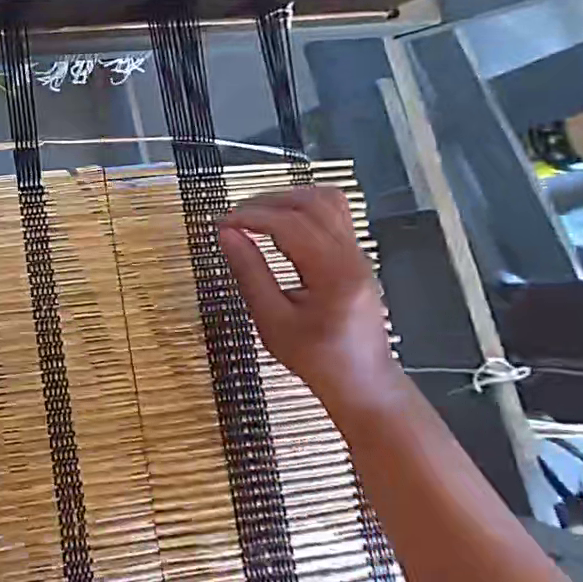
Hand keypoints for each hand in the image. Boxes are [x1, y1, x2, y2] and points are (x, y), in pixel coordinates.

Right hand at [216, 186, 400, 404]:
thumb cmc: (316, 358)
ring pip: (326, 201)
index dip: (251, 217)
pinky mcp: (355, 256)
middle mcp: (352, 255)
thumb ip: (249, 273)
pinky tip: (278, 225)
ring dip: (285, 200)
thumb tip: (226, 235)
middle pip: (311, 203)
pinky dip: (301, 209)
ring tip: (254, 216)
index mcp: (334, 273)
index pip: (290, 224)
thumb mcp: (271, 321)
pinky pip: (332, 215)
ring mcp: (358, 253)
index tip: (221, 224)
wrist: (361, 381)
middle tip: (233, 219)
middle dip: (266, 203)